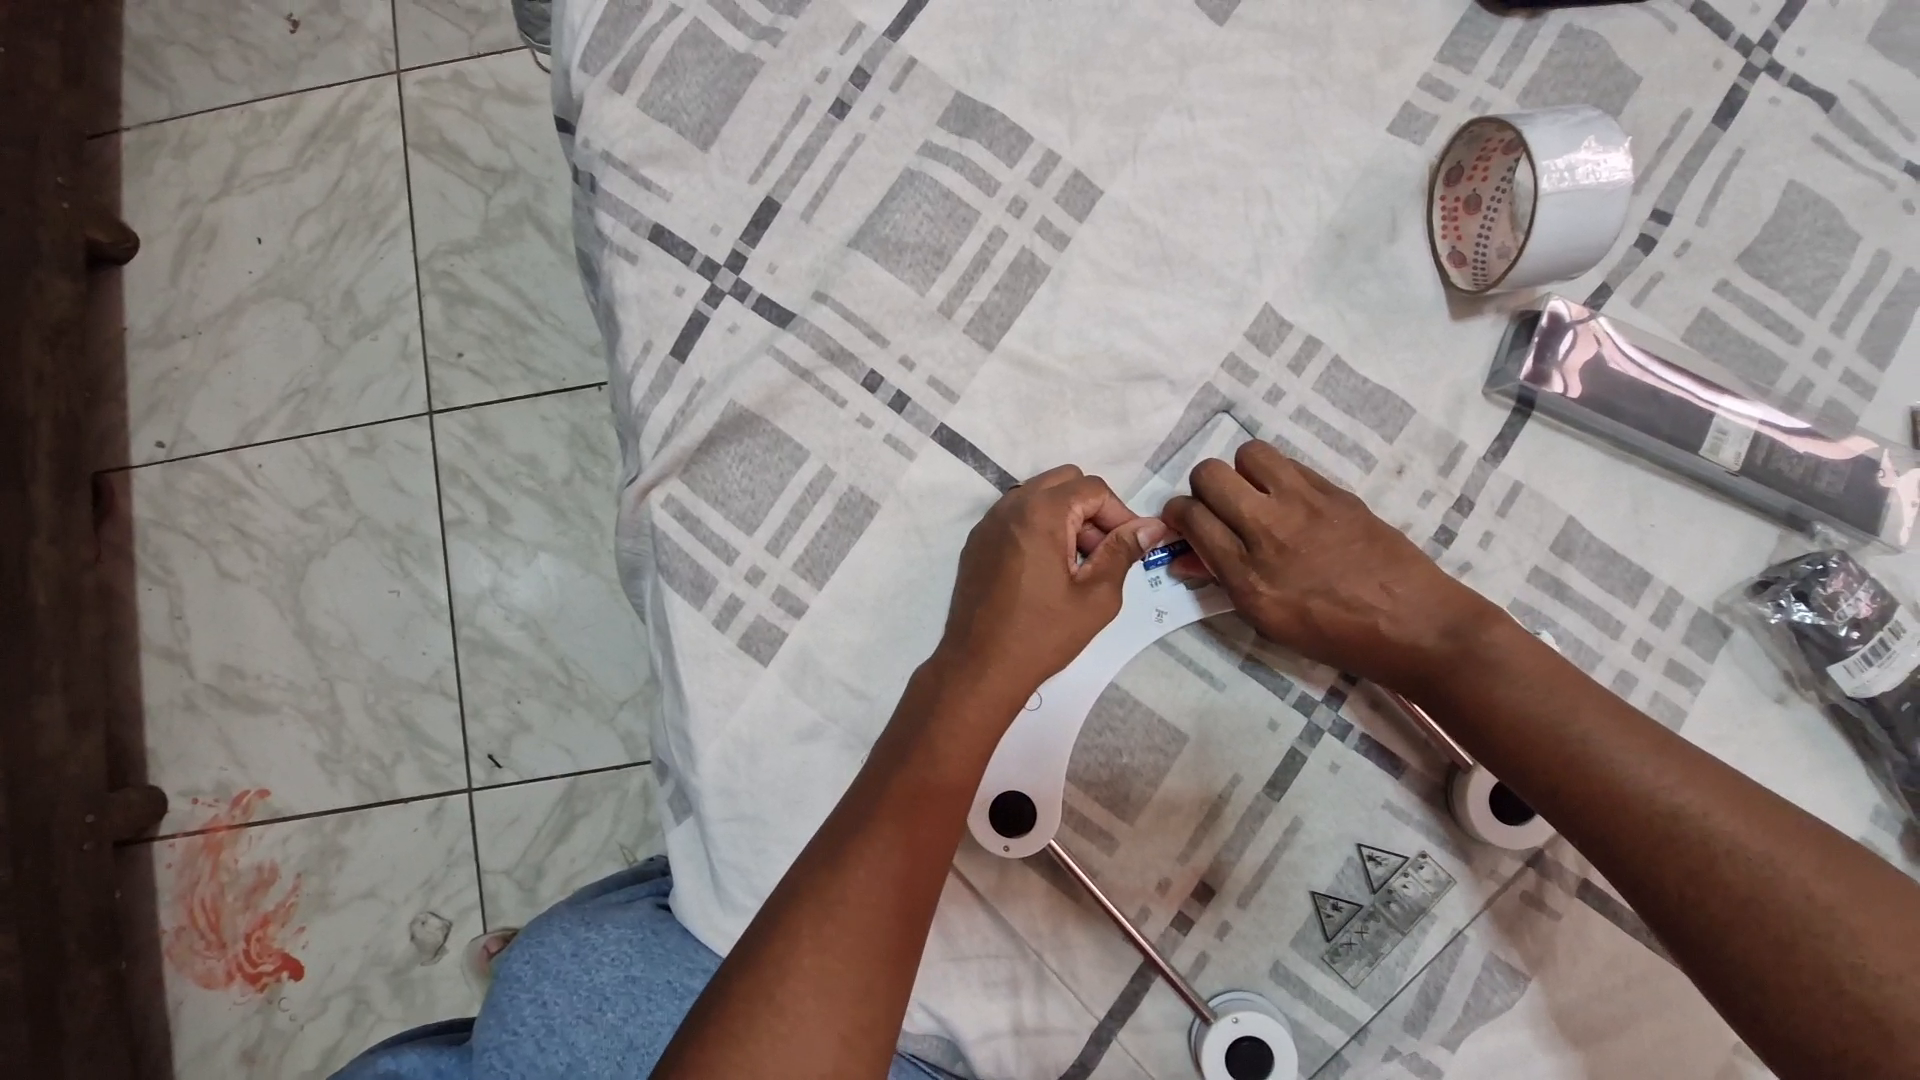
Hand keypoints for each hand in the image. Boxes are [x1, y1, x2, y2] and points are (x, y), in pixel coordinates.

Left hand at [936, 466, 1166, 704]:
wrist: (979, 667)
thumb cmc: (1042, 634)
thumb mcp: (1096, 596)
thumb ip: (1123, 552)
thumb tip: (1150, 526)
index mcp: (1040, 512)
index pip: (1093, 488)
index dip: (1120, 514)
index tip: (1132, 547)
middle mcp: (1010, 507)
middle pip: (1064, 482)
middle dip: (1091, 510)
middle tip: (1103, 553)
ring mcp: (988, 523)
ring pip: (1038, 497)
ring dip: (1065, 518)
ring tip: (1078, 566)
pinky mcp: (976, 543)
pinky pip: (1016, 518)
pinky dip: (1039, 529)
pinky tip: (1047, 572)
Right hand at [1161, 441, 1503, 694]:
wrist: (1414, 625)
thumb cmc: (1333, 634)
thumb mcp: (1265, 620)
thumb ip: (1221, 581)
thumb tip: (1185, 557)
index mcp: (1248, 574)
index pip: (1190, 517)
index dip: (1177, 517)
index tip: (1185, 524)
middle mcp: (1270, 530)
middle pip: (1210, 475)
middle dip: (1203, 489)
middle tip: (1218, 509)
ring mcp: (1305, 504)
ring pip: (1249, 454)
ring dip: (1242, 473)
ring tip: (1255, 498)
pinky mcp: (1336, 491)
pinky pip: (1289, 464)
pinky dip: (1277, 478)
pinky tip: (1291, 504)